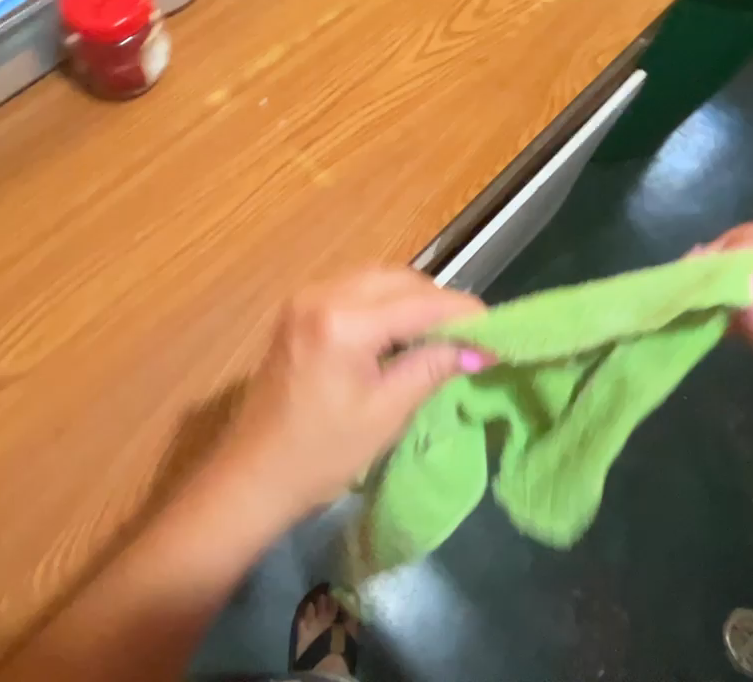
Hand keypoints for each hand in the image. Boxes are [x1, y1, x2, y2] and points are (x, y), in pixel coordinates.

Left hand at [204, 268, 490, 523]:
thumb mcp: (387, 413)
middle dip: (437, 301)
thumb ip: (432, 368)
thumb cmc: (323, 454)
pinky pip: (353, 288)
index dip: (463, 312)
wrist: (254, 474)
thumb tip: (482, 349)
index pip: (419, 302)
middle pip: (397, 279)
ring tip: (441, 333)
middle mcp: (321, 295)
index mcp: (343, 322)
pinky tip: (400, 329)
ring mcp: (304, 298)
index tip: (498, 329)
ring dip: (410, 298)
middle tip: (470, 334)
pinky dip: (383, 301)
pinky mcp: (297, 309)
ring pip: (375, 278)